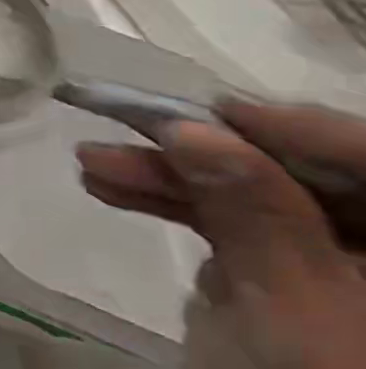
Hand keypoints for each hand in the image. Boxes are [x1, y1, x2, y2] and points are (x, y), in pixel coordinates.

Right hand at [78, 101, 365, 368]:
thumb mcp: (292, 314)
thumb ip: (256, 213)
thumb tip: (192, 126)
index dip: (307, 130)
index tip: (209, 109)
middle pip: (331, 188)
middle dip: (215, 156)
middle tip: (122, 132)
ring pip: (283, 208)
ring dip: (181, 181)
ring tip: (93, 168)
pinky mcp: (327, 300)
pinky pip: (261, 236)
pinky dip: (191, 213)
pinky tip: (122, 197)